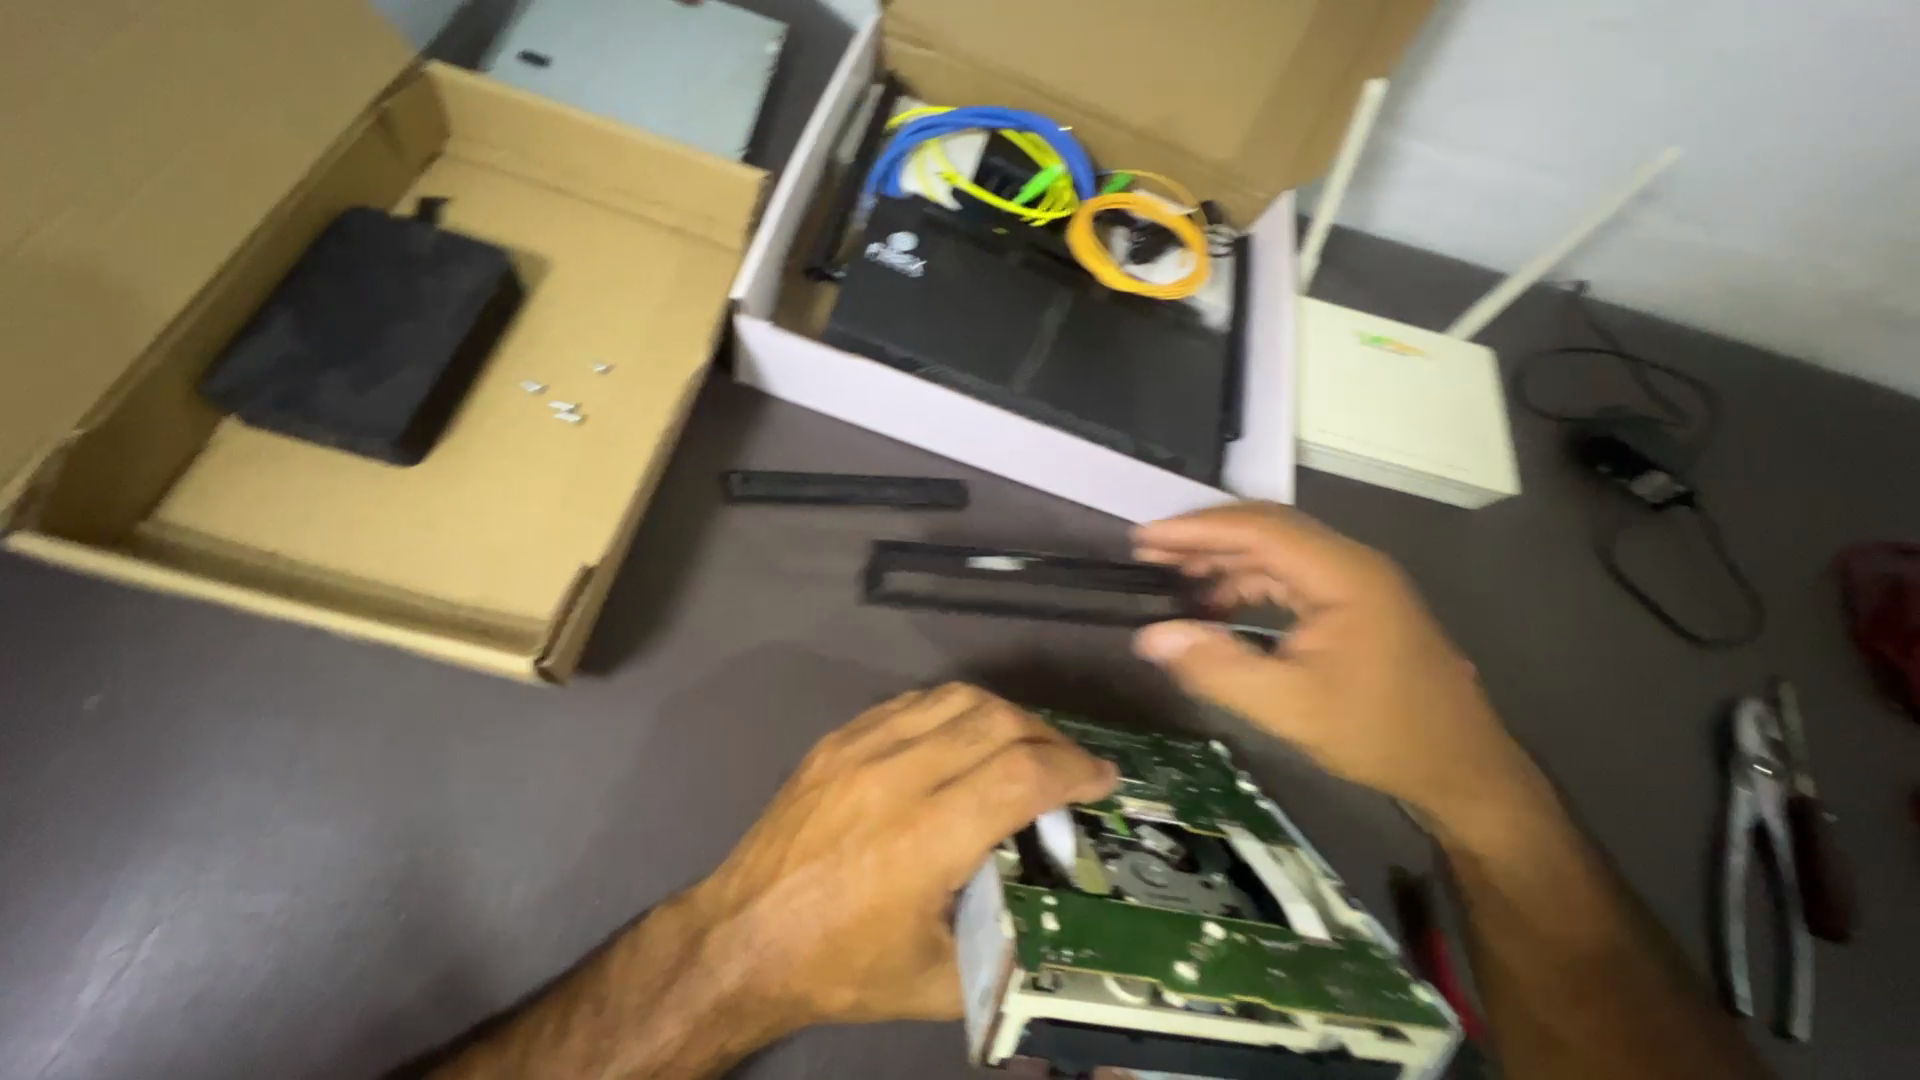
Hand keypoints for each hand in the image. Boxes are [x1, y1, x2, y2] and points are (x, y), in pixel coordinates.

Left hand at [689, 684, 1117, 1029]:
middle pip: (999, 722)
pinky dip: (956, 712)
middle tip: (1071, 766)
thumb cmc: (841, 968)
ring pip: (957, 698)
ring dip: (1007, 716)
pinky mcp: (837, 739)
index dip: (1076, 769)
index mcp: (926, 840)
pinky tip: (966, 738)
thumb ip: (1009, 943)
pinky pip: (914, 702)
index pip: (1024, 774)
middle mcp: (897, 777)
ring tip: (1026, 745)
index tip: (1103, 779)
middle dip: (1051, 738)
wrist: (741, 939)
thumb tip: (1057, 908)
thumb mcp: (940, 982)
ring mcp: (860, 748)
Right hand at [1131, 502, 1544, 833]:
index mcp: (1343, 575)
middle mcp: (1351, 565)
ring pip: (1278, 552)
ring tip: (1172, 577)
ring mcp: (1356, 582)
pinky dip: (1248, 582)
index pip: (1258, 530)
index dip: (1196, 530)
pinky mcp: (1355, 604)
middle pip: (1267, 529)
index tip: (1145, 539)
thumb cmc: (1380, 734)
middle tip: (1148, 551)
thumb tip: (1151, 637)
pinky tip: (1216, 605)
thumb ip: (1217, 668)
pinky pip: (1291, 577)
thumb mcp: (1290, 707)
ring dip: (1224, 559)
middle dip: (1205, 537)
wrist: (1461, 768)